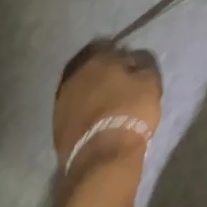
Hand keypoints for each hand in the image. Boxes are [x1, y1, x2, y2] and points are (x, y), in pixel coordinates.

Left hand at [53, 41, 162, 168]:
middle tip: (119, 86)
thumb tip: (135, 62)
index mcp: (99, 59)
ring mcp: (62, 99)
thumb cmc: (130, 112)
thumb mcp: (150, 84)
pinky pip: (74, 108)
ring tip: (106, 104)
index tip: (133, 69)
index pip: (112, 49)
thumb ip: (143, 67)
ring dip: (92, 93)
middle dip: (104, 74)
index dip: (123, 59)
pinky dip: (83, 110)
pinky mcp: (56, 123)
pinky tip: (93, 118)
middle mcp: (76, 74)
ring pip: (81, 88)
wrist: (101, 156)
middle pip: (92, 68)